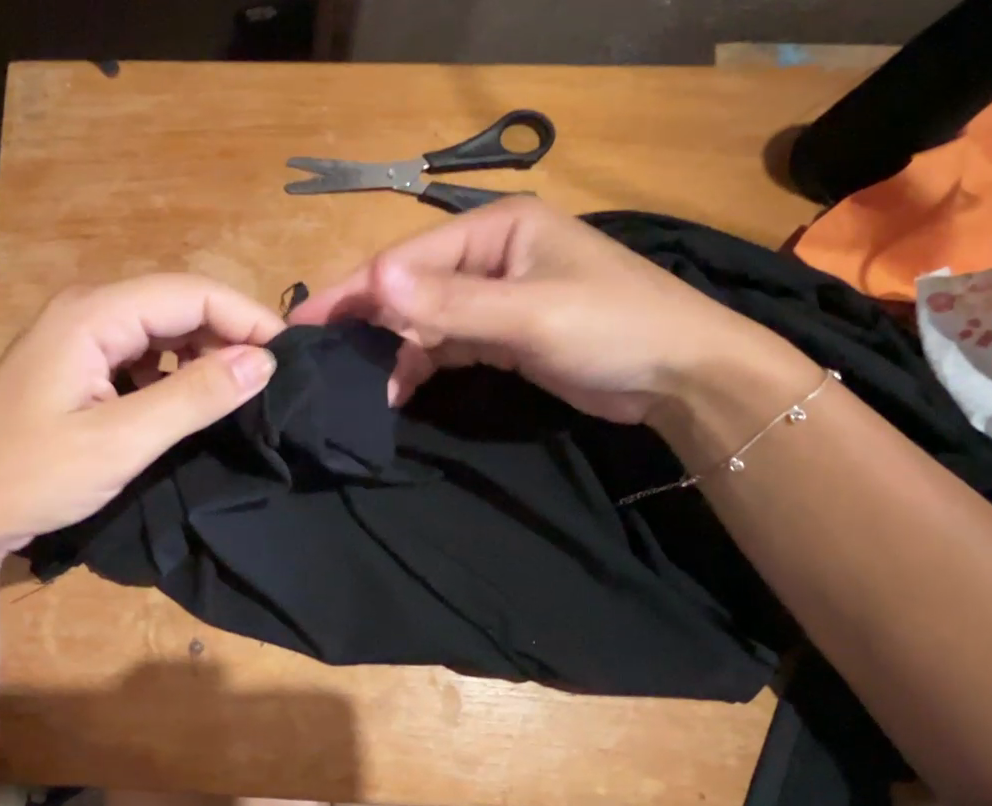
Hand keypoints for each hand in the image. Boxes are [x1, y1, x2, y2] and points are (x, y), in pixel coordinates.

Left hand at [0, 274, 282, 555]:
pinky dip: (172, 376)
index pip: (190, 292)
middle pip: (175, 305)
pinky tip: (189, 405)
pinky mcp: (74, 370)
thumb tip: (263, 361)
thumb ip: (193, 397)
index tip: (291, 357)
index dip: (246, 318)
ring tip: (239, 396)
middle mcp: (84, 312)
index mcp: (91, 314)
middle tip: (271, 381)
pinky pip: (138, 357)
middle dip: (227, 335)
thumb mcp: (120, 440)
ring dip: (201, 357)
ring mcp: (75, 340)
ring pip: (159, 332)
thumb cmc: (32, 476)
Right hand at [289, 197, 786, 423]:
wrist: (682, 375)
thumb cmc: (613, 328)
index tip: (309, 325)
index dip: (358, 291)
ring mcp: (495, 296)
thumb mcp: (530, 314)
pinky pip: (446, 344)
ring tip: (360, 388)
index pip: (410, 257)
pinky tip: (396, 391)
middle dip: (368, 322)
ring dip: (393, 352)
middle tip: (318, 357)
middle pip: (411, 286)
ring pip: (424, 320)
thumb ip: (450, 303)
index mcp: (497, 228)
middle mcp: (490, 254)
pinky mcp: (502, 334)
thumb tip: (374, 282)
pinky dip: (420, 365)